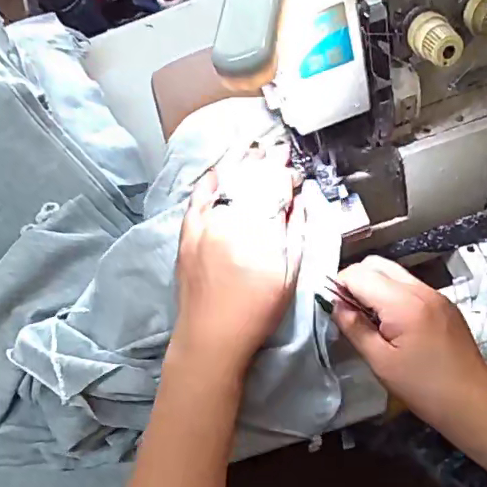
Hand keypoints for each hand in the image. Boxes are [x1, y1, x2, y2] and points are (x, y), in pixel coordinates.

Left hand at [171, 135, 304, 379]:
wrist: (211, 337)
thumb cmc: (257, 313)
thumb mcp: (289, 277)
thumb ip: (296, 234)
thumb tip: (298, 202)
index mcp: (260, 231)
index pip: (275, 189)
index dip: (285, 175)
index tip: (293, 170)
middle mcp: (231, 221)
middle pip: (250, 182)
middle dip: (265, 163)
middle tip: (277, 149)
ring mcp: (205, 226)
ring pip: (225, 184)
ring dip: (240, 165)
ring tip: (252, 149)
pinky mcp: (187, 235)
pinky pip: (197, 199)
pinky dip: (208, 183)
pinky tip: (217, 171)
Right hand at [328, 256, 486, 427]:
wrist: (473, 403)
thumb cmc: (423, 387)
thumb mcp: (380, 361)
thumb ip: (354, 328)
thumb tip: (336, 305)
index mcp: (403, 302)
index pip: (359, 274)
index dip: (338, 285)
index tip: (332, 307)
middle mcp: (421, 290)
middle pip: (377, 264)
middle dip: (355, 280)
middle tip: (346, 309)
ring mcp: (436, 295)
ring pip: (394, 273)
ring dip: (374, 286)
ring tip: (367, 318)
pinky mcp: (444, 306)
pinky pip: (410, 287)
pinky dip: (392, 294)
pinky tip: (390, 323)